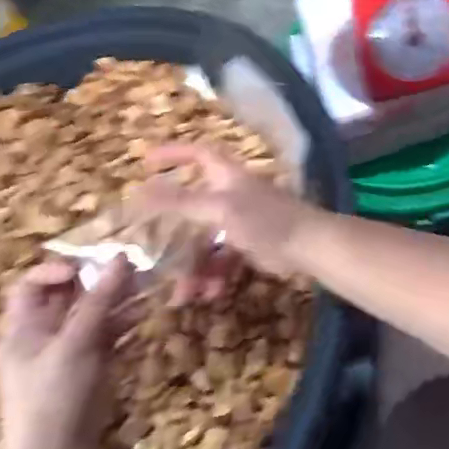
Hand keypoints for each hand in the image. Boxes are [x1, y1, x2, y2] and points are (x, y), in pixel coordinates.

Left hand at [0, 259, 131, 448]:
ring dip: (119, 297)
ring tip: (148, 281)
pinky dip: (127, 320)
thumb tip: (122, 256)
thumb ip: (99, 300)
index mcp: (23, 327)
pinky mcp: (92, 364)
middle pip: (68, 295)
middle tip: (132, 264)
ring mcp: (70, 349)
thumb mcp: (74, 344)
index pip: (31, 284)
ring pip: (94, 312)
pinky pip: (109, 333)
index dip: (56, 269)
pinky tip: (148, 311)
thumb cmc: (51, 397)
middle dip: (98, 278)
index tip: (88, 265)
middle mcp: (44, 334)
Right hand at [131, 145, 322, 297]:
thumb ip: (180, 201)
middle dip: (175, 237)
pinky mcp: (251, 246)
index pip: (198, 154)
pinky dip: (215, 276)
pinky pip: (223, 260)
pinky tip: (212, 294)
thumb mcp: (218, 209)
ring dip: (194, 268)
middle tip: (154, 256)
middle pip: (194, 210)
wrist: (309, 246)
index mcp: (227, 177)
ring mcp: (242, 221)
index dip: (173, 153)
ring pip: (206, 242)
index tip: (146, 162)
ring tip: (186, 295)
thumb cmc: (265, 220)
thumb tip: (139, 190)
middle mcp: (233, 195)